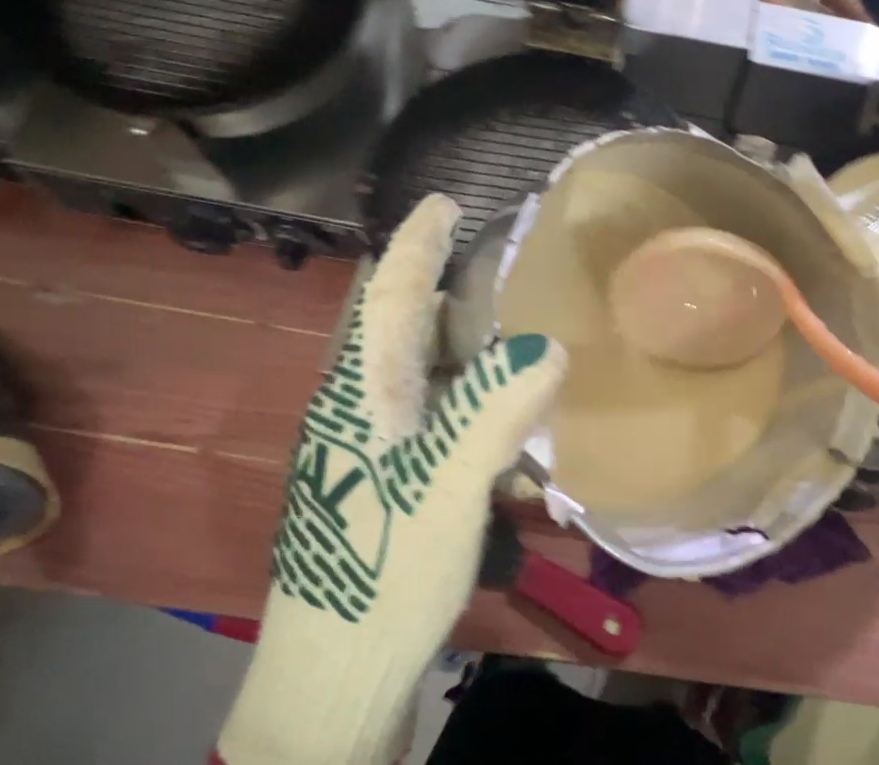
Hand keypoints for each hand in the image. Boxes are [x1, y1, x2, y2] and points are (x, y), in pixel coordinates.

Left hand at [218, 196, 567, 764]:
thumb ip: (493, 415)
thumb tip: (546, 344)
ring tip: (502, 320)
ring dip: (448, 335)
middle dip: (431, 280)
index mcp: (361, 397)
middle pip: (391, 326)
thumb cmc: (383, 575)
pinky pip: (422, 409)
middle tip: (488, 255)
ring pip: (407, 368)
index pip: (388, 298)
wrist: (332, 677)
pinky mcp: (378, 482)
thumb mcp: (446, 492)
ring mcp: (363, 448)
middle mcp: (355, 411)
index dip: (416, 245)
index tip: (443, 200)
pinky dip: (458, 388)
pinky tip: (496, 409)